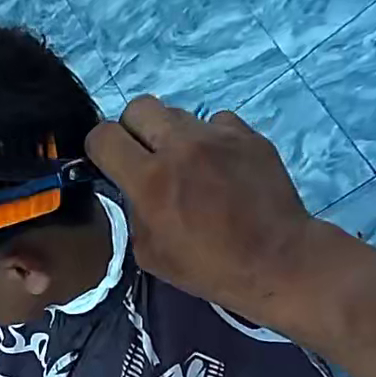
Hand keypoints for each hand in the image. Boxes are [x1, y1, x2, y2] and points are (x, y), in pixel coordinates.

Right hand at [85, 96, 333, 322]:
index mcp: (150, 181)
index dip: (99, 148)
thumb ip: (133, 213)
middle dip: (134, 130)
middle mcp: (180, 147)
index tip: (109, 163)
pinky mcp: (247, 134)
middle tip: (147, 158)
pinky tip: (221, 167)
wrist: (276, 261)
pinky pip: (216, 123)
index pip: (104, 136)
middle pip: (138, 107)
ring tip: (189, 166)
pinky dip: (211, 141)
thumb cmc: (209, 268)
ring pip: (178, 114)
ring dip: (173, 136)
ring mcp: (217, 136)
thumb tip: (132, 191)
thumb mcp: (150, 255)